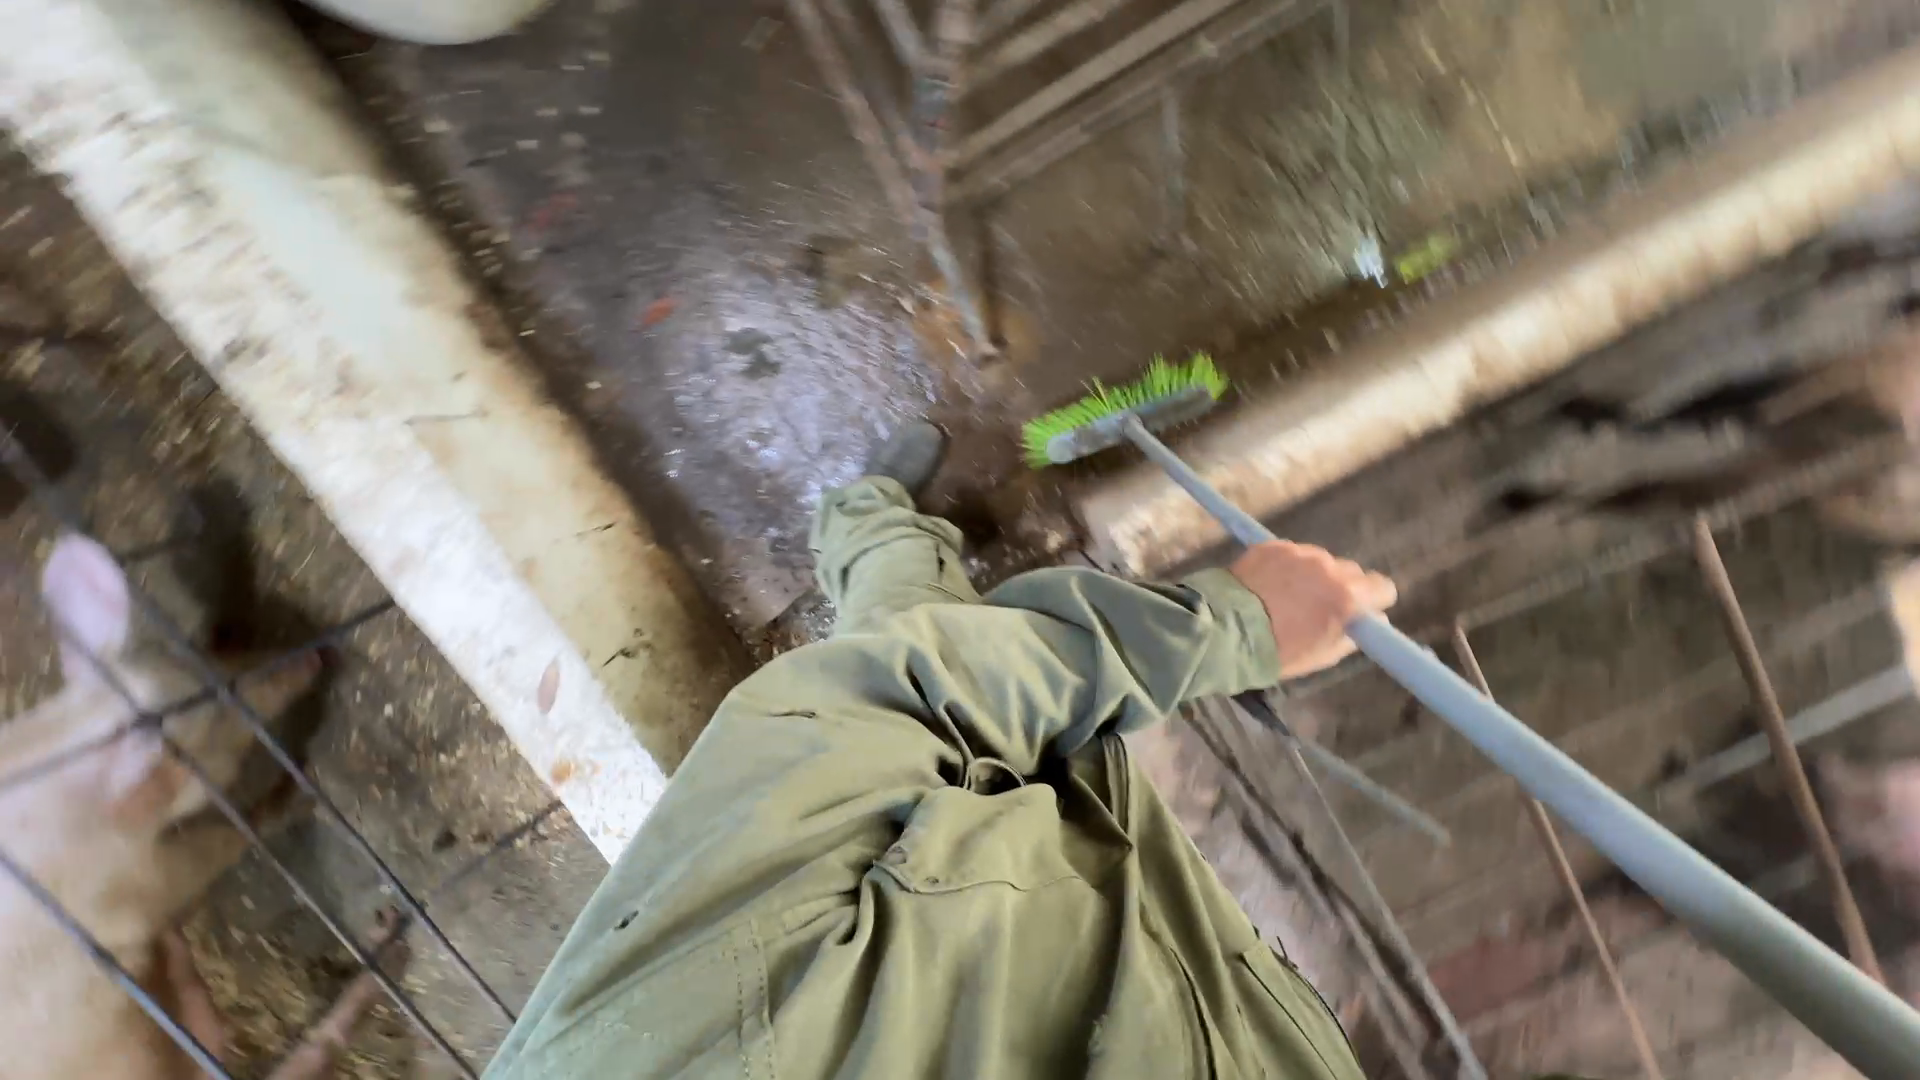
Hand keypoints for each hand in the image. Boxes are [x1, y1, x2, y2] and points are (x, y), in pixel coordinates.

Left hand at [1228, 541, 1396, 678]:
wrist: (1225, 629)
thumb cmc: (1277, 650)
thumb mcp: (1323, 655)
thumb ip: (1352, 636)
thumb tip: (1373, 620)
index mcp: (1348, 596)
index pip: (1382, 587)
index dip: (1372, 599)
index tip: (1360, 609)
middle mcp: (1328, 568)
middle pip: (1350, 571)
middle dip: (1340, 586)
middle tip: (1316, 605)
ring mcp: (1298, 553)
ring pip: (1319, 560)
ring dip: (1311, 574)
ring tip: (1286, 595)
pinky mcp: (1272, 546)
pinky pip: (1290, 554)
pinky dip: (1285, 566)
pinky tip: (1267, 584)